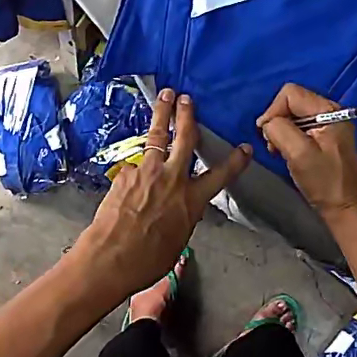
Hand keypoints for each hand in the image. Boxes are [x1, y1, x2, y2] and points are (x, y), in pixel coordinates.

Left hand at [67, 89, 250, 306]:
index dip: (236, 161)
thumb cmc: (148, 259)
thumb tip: (178, 207)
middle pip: (185, 138)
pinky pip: (134, 166)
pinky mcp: (124, 175)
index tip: (245, 148)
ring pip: (157, 137)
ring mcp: (147, 173)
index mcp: (192, 199)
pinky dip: (136, 168)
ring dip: (162, 114)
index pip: (221, 175)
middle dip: (187, 115)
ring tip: (164, 97)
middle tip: (187, 98)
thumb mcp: (179, 238)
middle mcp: (173, 179)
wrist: (111, 258)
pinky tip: (131, 178)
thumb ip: (183, 215)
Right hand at [256, 84, 356, 220]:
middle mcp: (331, 111)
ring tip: (280, 151)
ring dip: (282, 131)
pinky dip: (290, 138)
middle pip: (292, 102)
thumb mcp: (299, 153)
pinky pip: (300, 127)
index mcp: (329, 110)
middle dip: (278, 121)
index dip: (274, 110)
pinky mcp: (325, 137)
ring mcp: (329, 124)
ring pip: (294, 115)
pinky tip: (289, 153)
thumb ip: (280, 129)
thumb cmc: (323, 181)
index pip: (291, 93)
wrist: (343, 207)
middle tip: (274, 146)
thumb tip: (268, 122)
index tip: (268, 134)